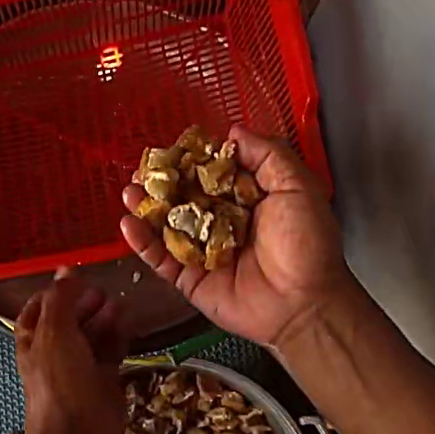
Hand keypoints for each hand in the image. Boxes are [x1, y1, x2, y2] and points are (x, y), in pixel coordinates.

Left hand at [14, 268, 135, 433]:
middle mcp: (52, 351)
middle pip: (69, 320)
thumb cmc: (58, 377)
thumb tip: (65, 270)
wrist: (75, 431)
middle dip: (84, 304)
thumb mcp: (53, 330)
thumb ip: (60, 299)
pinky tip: (127, 323)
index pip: (40, 309)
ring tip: (118, 305)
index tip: (75, 280)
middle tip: (102, 292)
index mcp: (31, 338)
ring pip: (92, 334)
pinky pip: (110, 351)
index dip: (56, 293)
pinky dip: (118, 337)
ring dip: (104, 318)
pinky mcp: (102, 378)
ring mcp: (77, 365)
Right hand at [119, 127, 356, 351]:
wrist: (301, 302)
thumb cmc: (307, 246)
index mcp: (243, 199)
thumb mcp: (298, 189)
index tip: (171, 148)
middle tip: (141, 170)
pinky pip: (157, 257)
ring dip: (143, 208)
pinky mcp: (183, 275)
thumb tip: (235, 131)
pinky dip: (140, 242)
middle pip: (180, 197)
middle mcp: (216, 221)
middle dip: (159, 183)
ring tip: (129, 192)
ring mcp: (197, 249)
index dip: (190, 160)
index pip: (210, 173)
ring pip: (163, 225)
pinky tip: (127, 224)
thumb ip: (269, 157)